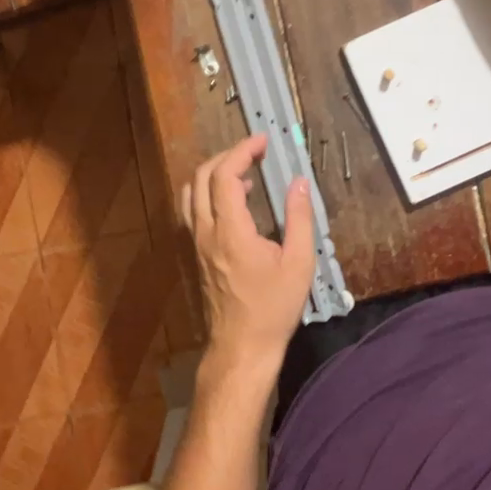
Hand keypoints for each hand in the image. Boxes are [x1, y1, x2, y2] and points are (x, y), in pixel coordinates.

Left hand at [179, 133, 315, 376]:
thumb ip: (299, 218)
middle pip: (201, 177)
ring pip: (190, 194)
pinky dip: (208, 194)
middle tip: (255, 153)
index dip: (242, 151)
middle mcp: (205, 232)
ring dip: (213, 174)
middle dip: (227, 156)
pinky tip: (234, 203)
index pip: (225, 175)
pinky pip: (192, 211)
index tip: (262, 142)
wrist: (241, 348)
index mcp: (230, 231)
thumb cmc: (273, 308)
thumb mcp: (298, 263)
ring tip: (244, 173)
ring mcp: (195, 244)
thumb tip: (300, 183)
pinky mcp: (195, 254)